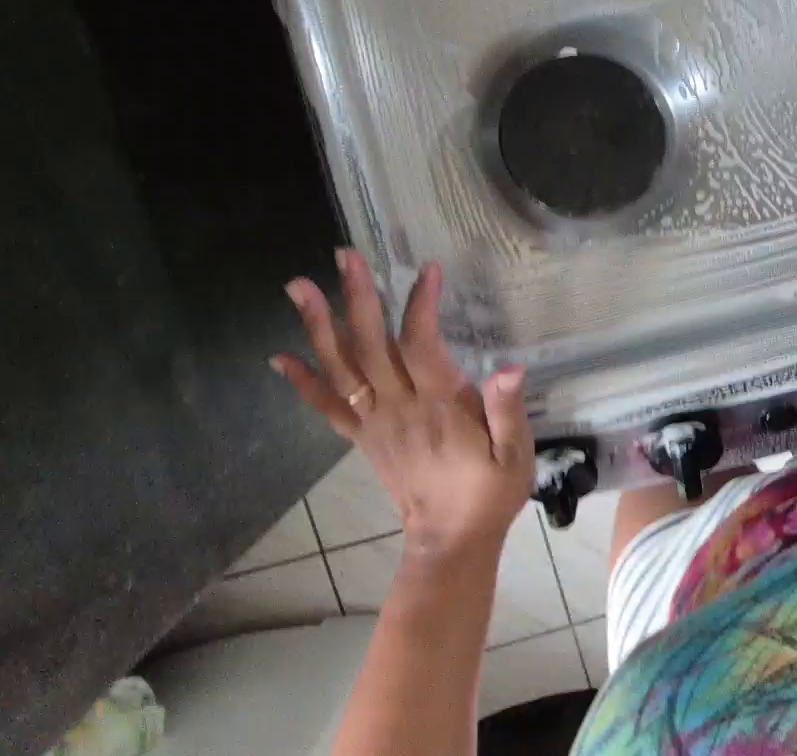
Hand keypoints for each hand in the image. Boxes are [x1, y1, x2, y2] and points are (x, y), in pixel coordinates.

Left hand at [271, 250, 533, 560]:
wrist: (451, 538)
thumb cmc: (490, 491)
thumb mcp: (515, 451)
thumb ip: (507, 409)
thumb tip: (507, 367)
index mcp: (439, 405)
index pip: (421, 343)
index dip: (420, 304)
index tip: (427, 269)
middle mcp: (399, 408)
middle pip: (370, 345)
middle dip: (356, 298)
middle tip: (344, 256)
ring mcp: (375, 423)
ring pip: (341, 368)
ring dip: (318, 326)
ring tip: (300, 287)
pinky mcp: (363, 439)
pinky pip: (327, 406)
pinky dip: (303, 381)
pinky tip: (281, 356)